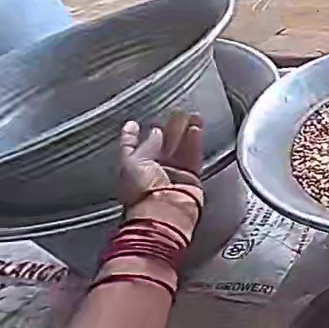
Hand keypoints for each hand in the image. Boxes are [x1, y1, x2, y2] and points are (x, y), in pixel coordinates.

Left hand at [117, 113, 203, 235]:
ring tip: (192, 117)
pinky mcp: (190, 179)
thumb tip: (157, 132)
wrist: (164, 214)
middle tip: (177, 113)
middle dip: (168, 127)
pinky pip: (193, 157)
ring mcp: (172, 175)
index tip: (135, 123)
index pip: (131, 147)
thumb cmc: (143, 194)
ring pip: (180, 148)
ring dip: (185, 131)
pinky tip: (197, 130)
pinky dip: (195, 143)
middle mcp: (153, 172)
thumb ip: (148, 144)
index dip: (133, 134)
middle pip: (161, 144)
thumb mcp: (136, 162)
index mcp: (133, 168)